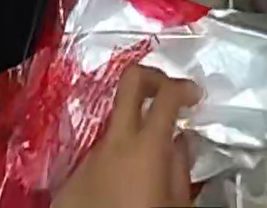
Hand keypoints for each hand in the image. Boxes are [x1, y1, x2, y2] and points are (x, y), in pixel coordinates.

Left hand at [52, 66, 199, 207]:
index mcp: (146, 147)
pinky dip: (115, 163)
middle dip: (153, 76)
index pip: (167, 95)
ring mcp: (89, 157)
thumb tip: (181, 141)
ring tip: (149, 165)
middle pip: (130, 81)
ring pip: (114, 126)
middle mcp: (114, 142)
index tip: (195, 95)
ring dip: (134, 132)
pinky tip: (123, 191)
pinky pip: (98, 158)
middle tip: (169, 91)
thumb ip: (180, 169)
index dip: (184, 86)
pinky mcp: (71, 179)